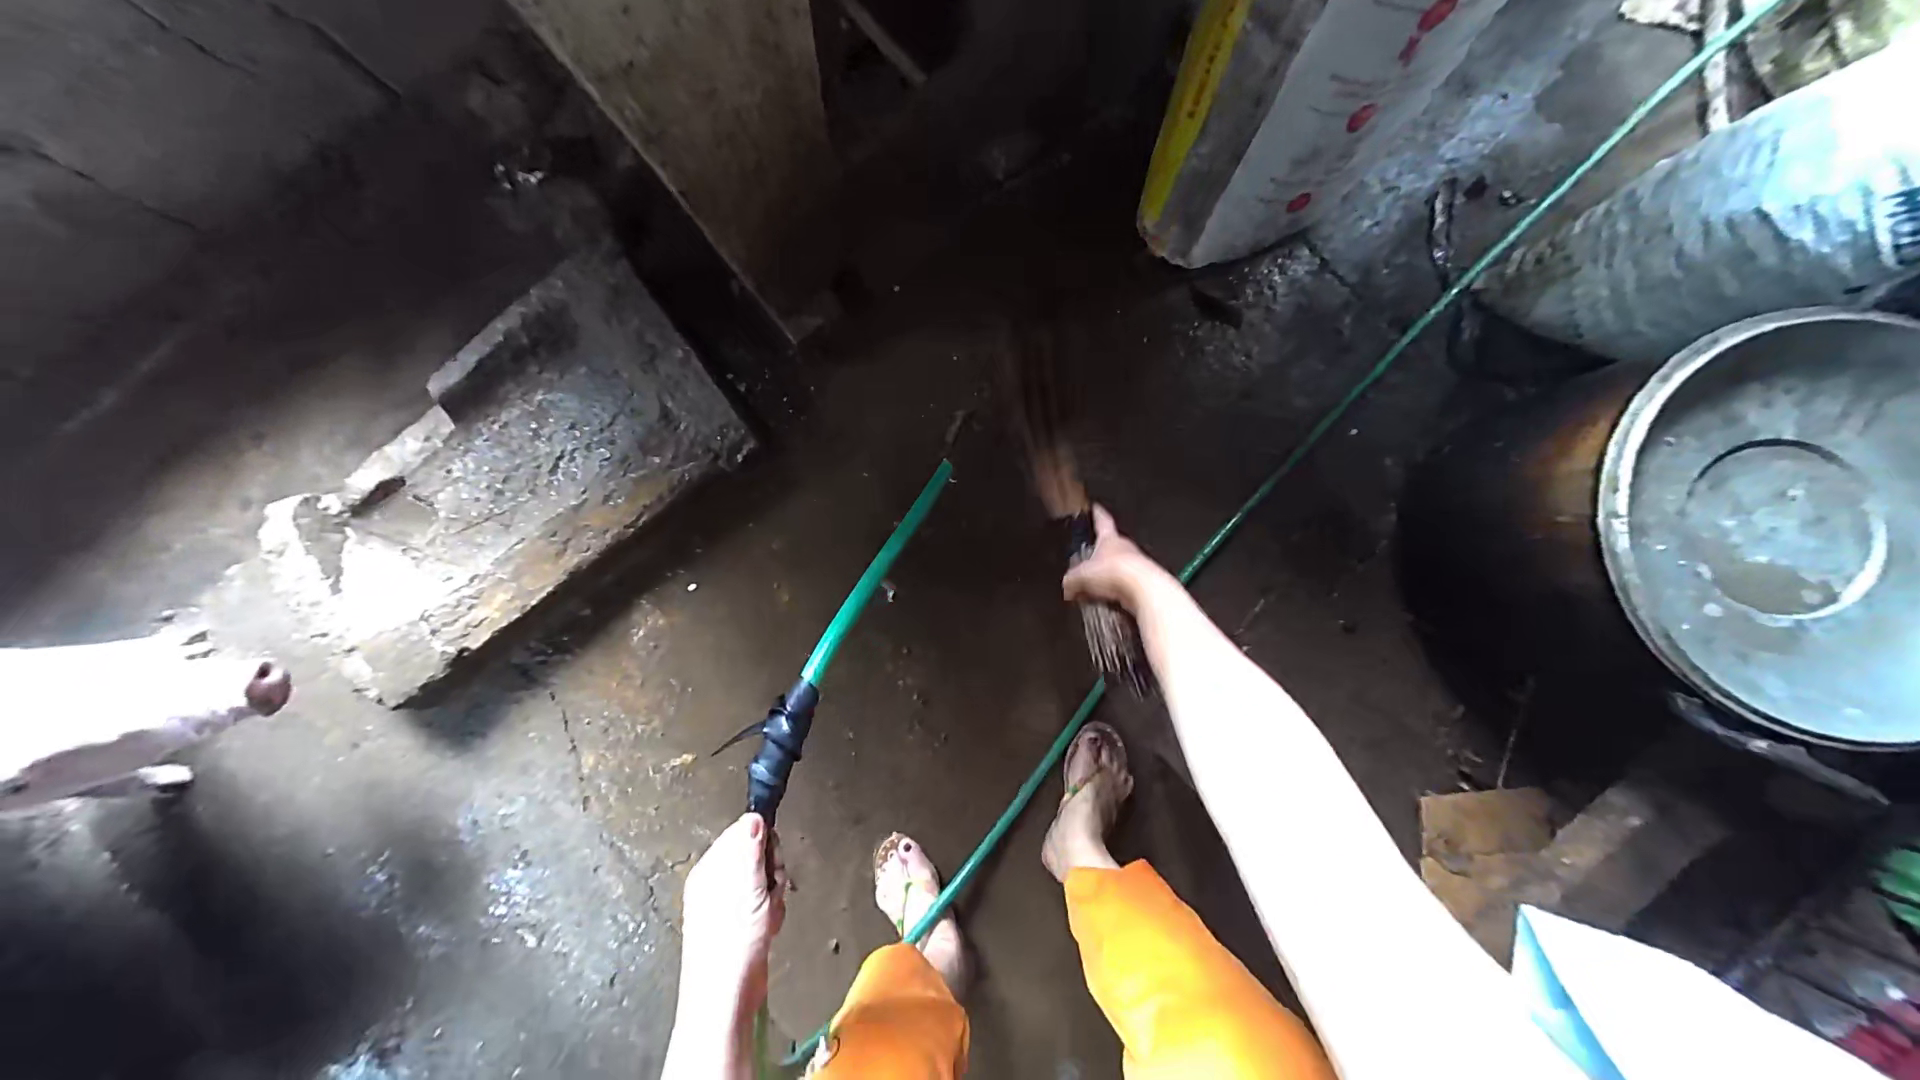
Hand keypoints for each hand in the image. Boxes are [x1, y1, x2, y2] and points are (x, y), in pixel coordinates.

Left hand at [667, 812, 785, 1079]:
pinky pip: (763, 899)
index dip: (764, 842)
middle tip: (769, 891)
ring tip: (767, 914)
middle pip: (757, 854)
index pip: (743, 831)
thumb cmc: (732, 944)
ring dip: (774, 893)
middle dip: (772, 871)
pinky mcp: (737, 921)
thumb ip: (752, 848)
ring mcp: (726, 902)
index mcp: (710, 868)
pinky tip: (767, 926)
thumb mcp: (749, 886)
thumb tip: (754, 816)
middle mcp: (715, 882)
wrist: (726, 996)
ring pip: (764, 878)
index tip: (771, 859)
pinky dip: (771, 910)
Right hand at [1062, 506, 1177, 614]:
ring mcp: (1137, 565)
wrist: (1143, 590)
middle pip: (1109, 548)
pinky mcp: (1144, 583)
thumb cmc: (1117, 572)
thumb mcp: (1080, 575)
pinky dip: (1115, 593)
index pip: (1102, 521)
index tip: (1096, 509)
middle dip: (1098, 557)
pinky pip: (1125, 586)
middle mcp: (1126, 548)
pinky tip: (1106, 602)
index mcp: (1110, 539)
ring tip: (1093, 592)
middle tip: (1085, 567)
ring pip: (1118, 569)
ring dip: (1107, 578)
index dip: (1097, 514)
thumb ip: (1071, 579)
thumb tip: (1067, 585)